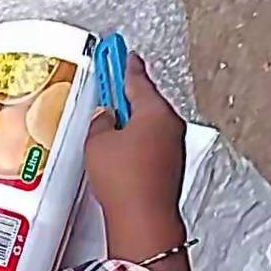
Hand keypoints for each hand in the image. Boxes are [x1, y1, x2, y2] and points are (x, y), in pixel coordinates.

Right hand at [85, 51, 189, 261]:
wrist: (142, 217)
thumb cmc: (123, 179)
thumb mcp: (98, 143)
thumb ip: (100, 123)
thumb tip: (105, 117)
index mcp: (154, 112)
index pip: (137, 80)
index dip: (124, 66)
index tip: (120, 53)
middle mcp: (169, 125)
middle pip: (145, 101)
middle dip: (126, 95)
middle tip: (111, 83)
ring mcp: (172, 147)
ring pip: (148, 124)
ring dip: (130, 120)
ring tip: (108, 121)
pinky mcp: (168, 166)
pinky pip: (149, 142)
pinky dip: (135, 139)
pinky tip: (118, 148)